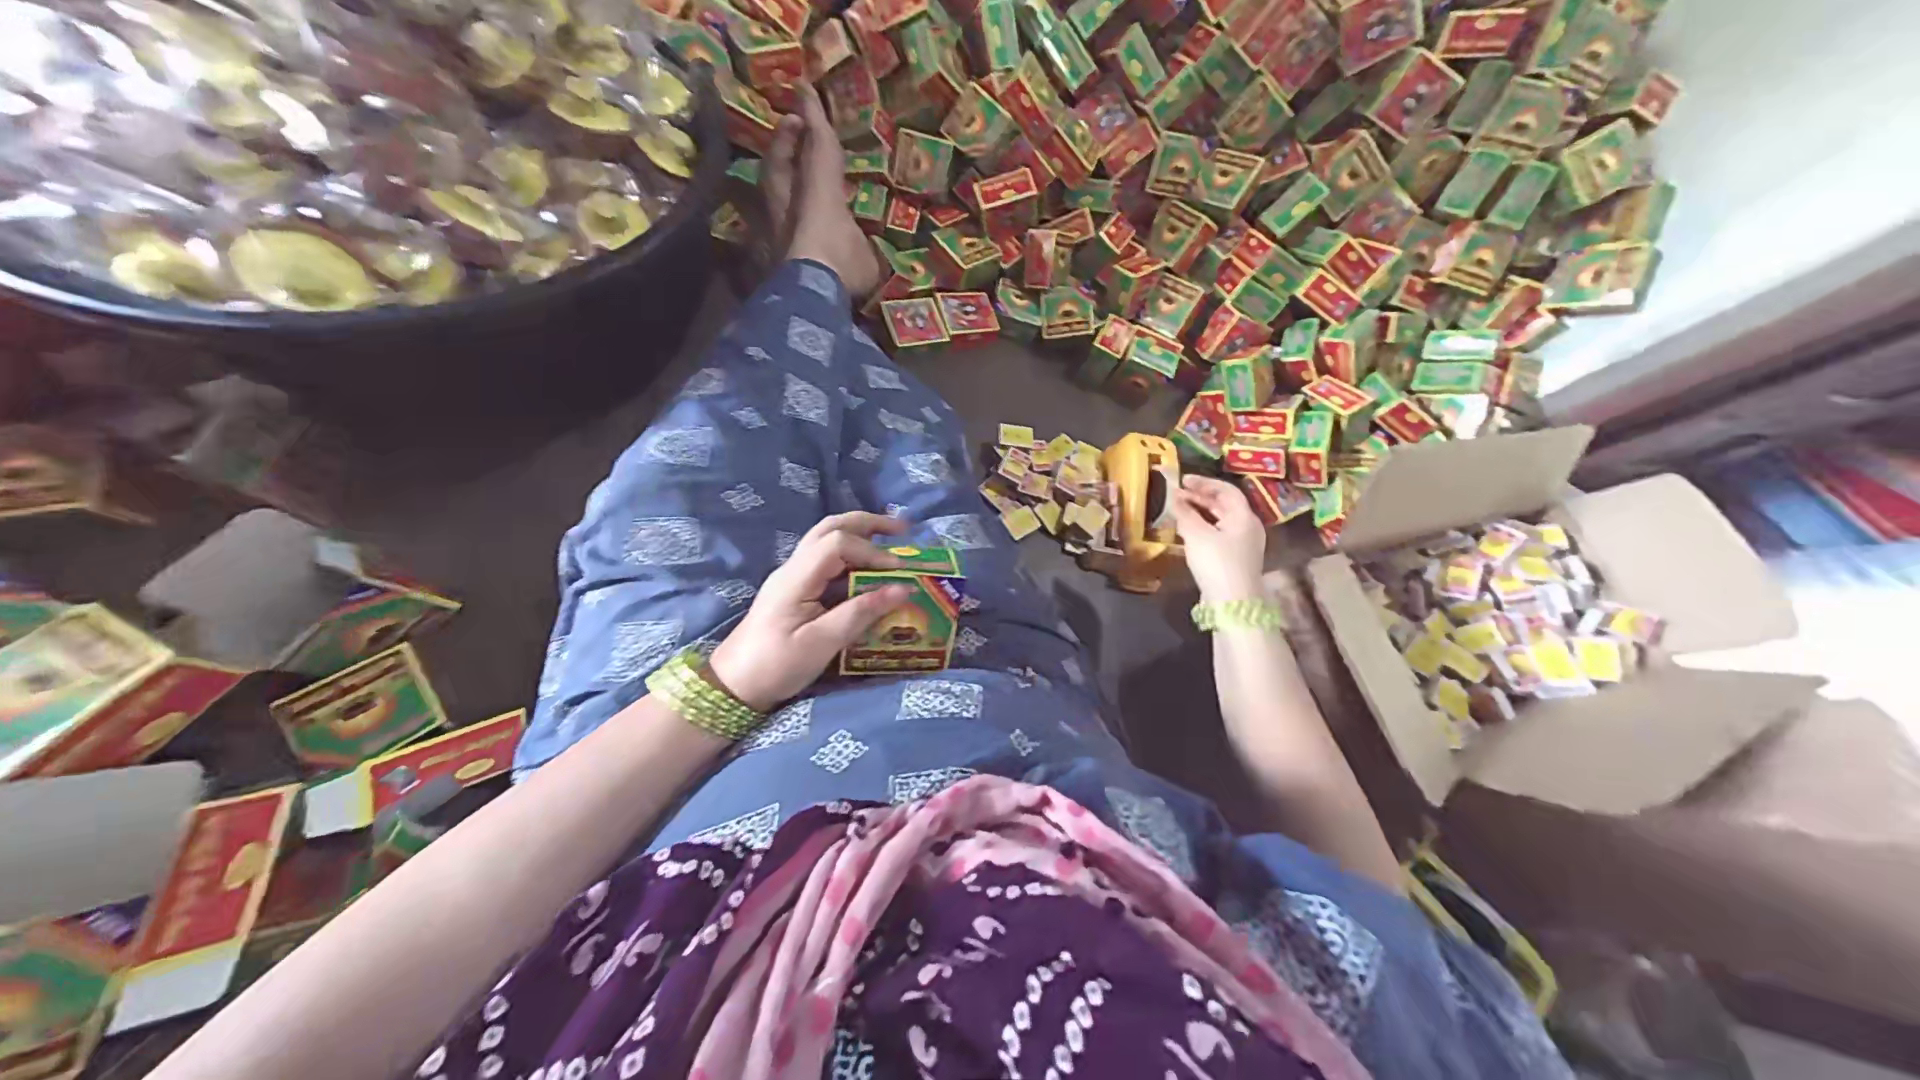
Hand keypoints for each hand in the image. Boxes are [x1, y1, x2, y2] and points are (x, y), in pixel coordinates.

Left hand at [707, 512, 913, 711]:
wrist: (734, 685)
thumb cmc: (775, 665)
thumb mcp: (821, 643)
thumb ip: (861, 613)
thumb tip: (903, 589)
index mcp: (796, 577)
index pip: (838, 543)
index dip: (872, 552)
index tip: (899, 572)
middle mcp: (793, 567)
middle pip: (830, 527)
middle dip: (868, 524)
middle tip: (904, 531)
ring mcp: (792, 576)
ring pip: (826, 539)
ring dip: (860, 535)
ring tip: (892, 543)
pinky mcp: (796, 589)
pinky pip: (826, 560)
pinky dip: (852, 556)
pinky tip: (869, 569)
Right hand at [1170, 475, 1267, 604]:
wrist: (1232, 603)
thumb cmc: (1217, 562)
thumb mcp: (1196, 534)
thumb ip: (1184, 513)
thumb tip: (1173, 497)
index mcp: (1244, 516)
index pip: (1226, 490)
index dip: (1204, 482)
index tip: (1182, 481)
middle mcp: (1248, 527)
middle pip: (1224, 505)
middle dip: (1200, 497)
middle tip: (1177, 494)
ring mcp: (1243, 545)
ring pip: (1220, 520)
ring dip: (1200, 513)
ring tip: (1179, 510)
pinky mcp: (1234, 559)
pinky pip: (1218, 534)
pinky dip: (1202, 527)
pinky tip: (1187, 532)